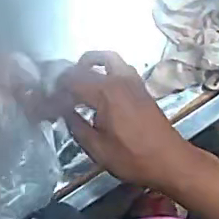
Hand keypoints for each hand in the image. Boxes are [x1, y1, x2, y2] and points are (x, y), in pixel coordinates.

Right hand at [58, 51, 218, 191]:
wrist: (170, 160)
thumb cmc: (133, 157)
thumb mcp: (98, 149)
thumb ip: (77, 127)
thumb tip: (65, 113)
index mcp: (106, 92)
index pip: (72, 79)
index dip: (56, 88)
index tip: (48, 99)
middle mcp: (119, 80)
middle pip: (89, 62)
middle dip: (71, 72)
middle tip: (61, 87)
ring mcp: (133, 81)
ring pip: (109, 59)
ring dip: (92, 64)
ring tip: (80, 80)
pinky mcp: (141, 88)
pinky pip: (120, 68)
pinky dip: (106, 70)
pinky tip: (100, 91)